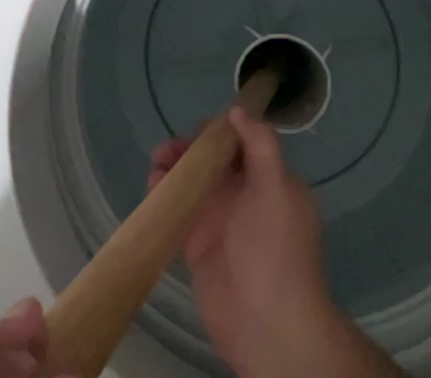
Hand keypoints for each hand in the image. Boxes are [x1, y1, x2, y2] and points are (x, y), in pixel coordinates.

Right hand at [148, 107, 334, 373]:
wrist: (266, 321)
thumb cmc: (274, 247)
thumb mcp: (276, 187)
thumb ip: (260, 146)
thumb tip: (239, 109)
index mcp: (270, 181)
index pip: (244, 146)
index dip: (221, 132)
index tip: (198, 126)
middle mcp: (246, 198)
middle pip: (213, 163)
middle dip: (191, 150)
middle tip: (169, 149)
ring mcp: (220, 222)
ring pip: (193, 184)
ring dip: (174, 169)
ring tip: (157, 163)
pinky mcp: (196, 246)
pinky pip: (178, 212)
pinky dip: (164, 196)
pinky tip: (153, 186)